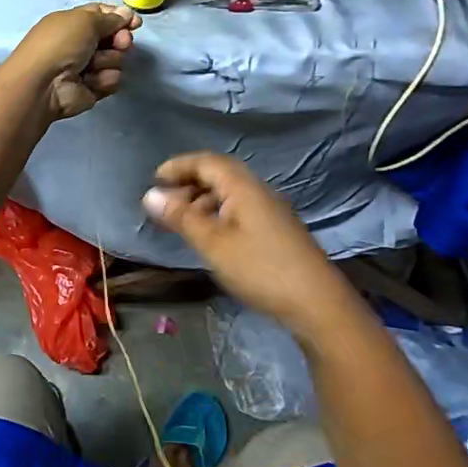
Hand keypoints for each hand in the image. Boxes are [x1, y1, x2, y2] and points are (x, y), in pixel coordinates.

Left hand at [6, 3, 141, 120]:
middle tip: (121, 43)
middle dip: (120, 40)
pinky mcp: (92, 89)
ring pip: (115, 60)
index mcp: (73, 23)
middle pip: (113, 38)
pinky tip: (90, 82)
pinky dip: (103, 80)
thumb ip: (109, 18)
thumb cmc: (60, 45)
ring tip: (93, 65)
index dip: (120, 17)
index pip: (102, 15)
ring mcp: (86, 68)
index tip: (135, 22)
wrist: (44, 84)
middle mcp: (80, 44)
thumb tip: (126, 14)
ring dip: (108, 61)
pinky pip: (111, 80)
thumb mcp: (84, 21)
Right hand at [142, 152, 333, 324]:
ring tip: (181, 221)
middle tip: (164, 202)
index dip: (179, 166)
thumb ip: (181, 217)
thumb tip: (150, 195)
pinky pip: (238, 209)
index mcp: (243, 188)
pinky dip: (216, 213)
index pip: (206, 162)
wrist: (317, 303)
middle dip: (188, 183)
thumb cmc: (260, 269)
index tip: (154, 178)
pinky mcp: (275, 229)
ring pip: (229, 193)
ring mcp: (270, 211)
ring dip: (201, 200)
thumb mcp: (213, 243)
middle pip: (218, 175)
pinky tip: (208, 235)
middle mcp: (258, 192)